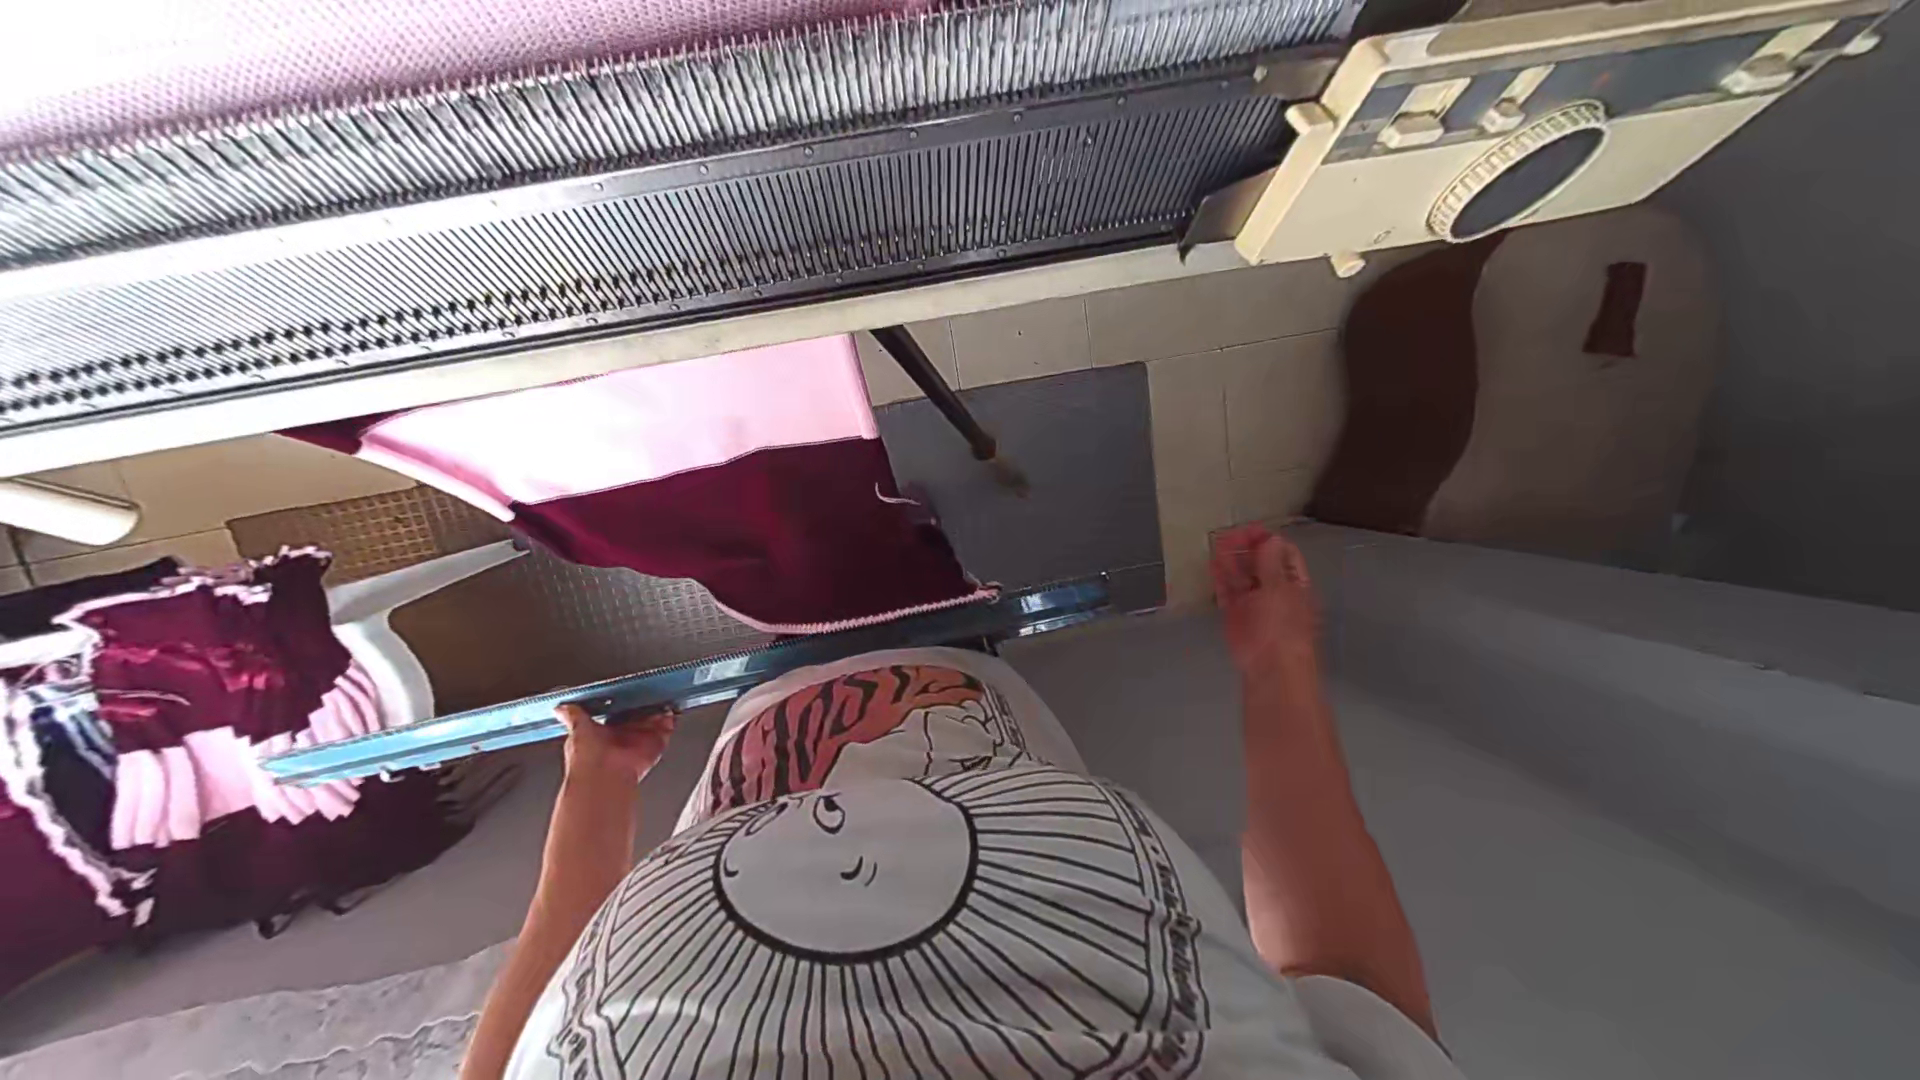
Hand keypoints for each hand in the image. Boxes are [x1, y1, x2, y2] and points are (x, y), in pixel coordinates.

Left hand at [556, 703, 674, 787]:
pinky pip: (667, 728)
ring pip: (654, 720)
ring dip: (659, 710)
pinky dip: (669, 719)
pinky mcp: (655, 744)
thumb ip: (574, 715)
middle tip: (649, 692)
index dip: (626, 702)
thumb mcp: (577, 729)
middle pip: (639, 715)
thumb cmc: (587, 759)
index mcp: (603, 733)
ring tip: (662, 697)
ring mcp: (640, 741)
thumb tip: (560, 706)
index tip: (631, 690)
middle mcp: (623, 737)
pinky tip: (669, 710)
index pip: (618, 713)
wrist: (605, 776)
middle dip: (646, 704)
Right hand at [1209, 523, 1319, 676]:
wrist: (1270, 666)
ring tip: (1217, 544)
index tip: (1249, 531)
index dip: (1267, 540)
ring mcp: (1254, 603)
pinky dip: (1221, 577)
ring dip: (1231, 560)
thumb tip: (1270, 539)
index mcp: (1294, 584)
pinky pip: (1227, 591)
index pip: (1283, 555)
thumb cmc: (1282, 626)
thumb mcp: (1280, 589)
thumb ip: (1271, 564)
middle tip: (1228, 536)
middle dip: (1246, 548)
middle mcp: (1275, 591)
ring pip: (1242, 575)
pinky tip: (1213, 563)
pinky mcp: (1235, 614)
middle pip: (1260, 563)